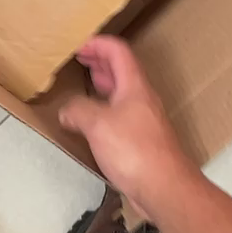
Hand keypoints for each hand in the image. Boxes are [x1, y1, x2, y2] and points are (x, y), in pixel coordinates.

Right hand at [58, 35, 199, 215]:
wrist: (165, 188)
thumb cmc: (136, 151)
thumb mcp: (97, 124)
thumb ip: (78, 111)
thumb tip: (67, 111)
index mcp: (134, 87)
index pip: (118, 52)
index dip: (98, 44)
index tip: (79, 45)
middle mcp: (142, 100)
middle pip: (123, 70)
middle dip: (101, 62)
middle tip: (82, 59)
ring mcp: (145, 120)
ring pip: (124, 93)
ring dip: (105, 85)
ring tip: (88, 85)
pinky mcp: (144, 141)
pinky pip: (123, 116)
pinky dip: (107, 110)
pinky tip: (95, 123)